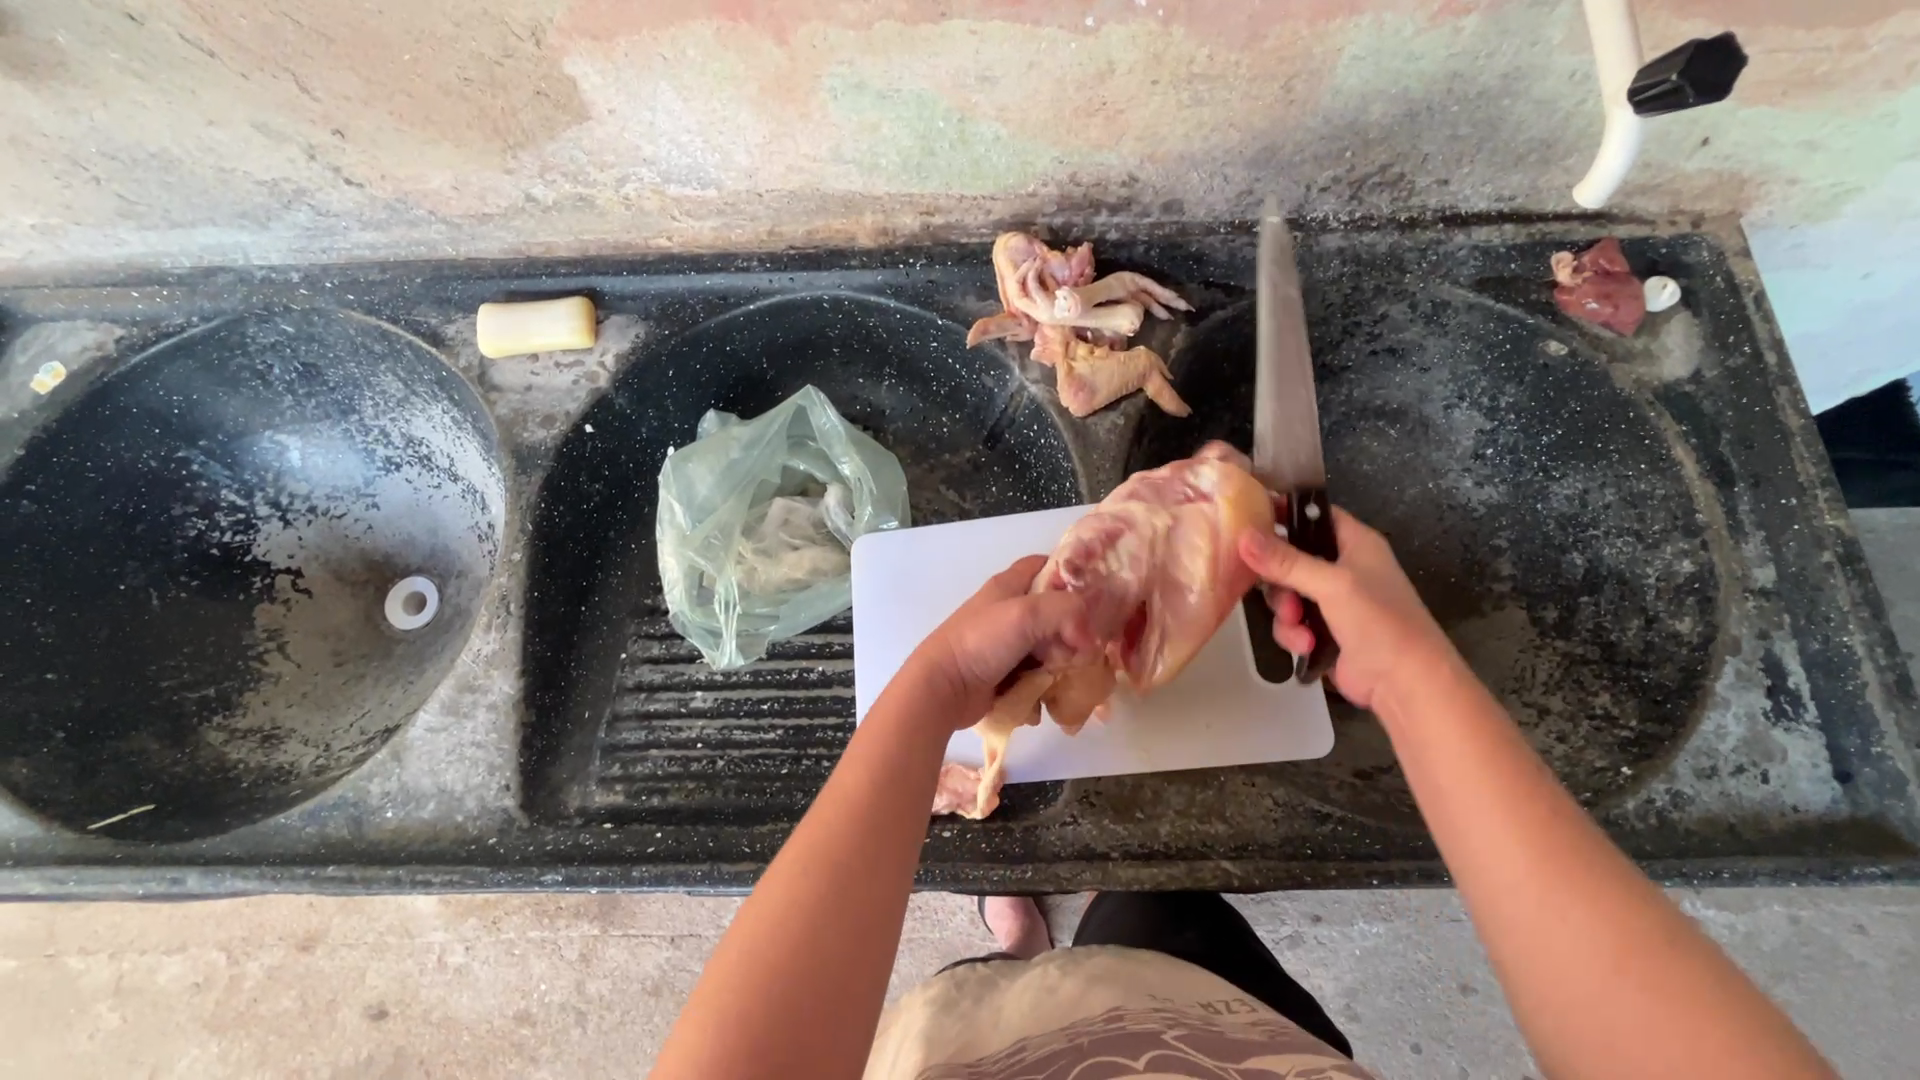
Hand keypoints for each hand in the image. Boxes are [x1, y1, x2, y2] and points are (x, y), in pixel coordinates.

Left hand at [899, 555, 1090, 730]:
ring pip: (1048, 649)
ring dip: (1060, 666)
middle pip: (1054, 614)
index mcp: (1008, 586)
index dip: (1070, 574)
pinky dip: (1043, 688)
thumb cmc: (982, 641)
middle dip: (1072, 632)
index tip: (1095, 595)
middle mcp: (1008, 612)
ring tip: (1061, 678)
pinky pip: (1036, 678)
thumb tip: (1088, 638)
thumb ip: (1067, 612)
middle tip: (1080, 649)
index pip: (1045, 565)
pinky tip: (1043, 699)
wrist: (943, 688)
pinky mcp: (1003, 674)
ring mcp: (1005, 645)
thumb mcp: (1026, 613)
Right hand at [1237, 506, 1461, 711]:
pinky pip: (1290, 623)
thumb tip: (1243, 536)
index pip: (1313, 515)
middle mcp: (1342, 567)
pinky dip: (1294, 634)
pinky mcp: (1321, 631)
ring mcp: (1331, 602)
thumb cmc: (1379, 621)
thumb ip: (1286, 561)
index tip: (1248, 520)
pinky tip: (1306, 646)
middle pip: (1289, 558)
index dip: (1282, 513)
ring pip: (1285, 594)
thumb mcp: (1332, 584)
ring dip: (1286, 613)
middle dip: (1278, 580)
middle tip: (1276, 589)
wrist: (1403, 682)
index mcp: (1355, 543)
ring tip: (1299, 626)